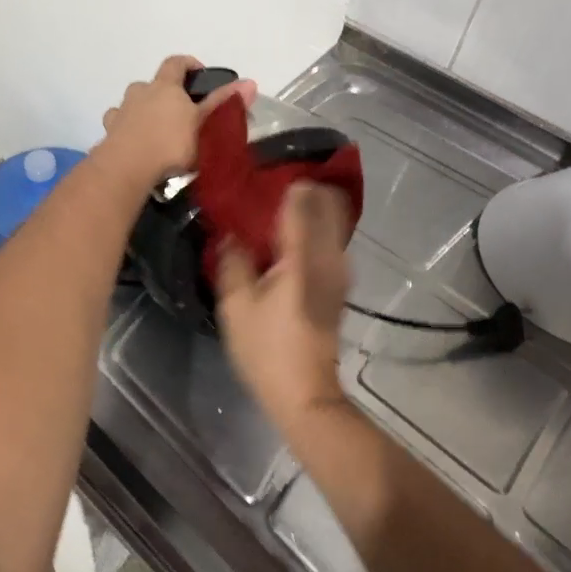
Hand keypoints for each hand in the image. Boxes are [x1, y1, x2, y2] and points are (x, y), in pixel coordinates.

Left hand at [98, 56, 253, 181]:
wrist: (128, 167)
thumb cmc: (171, 143)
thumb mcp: (205, 124)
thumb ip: (224, 103)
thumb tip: (250, 82)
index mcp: (165, 86)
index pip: (176, 62)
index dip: (188, 64)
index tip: (200, 74)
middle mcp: (140, 92)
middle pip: (152, 84)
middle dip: (164, 93)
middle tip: (179, 112)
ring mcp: (121, 111)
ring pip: (132, 102)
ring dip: (143, 110)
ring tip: (156, 130)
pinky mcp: (109, 131)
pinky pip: (118, 123)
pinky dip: (126, 128)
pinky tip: (134, 142)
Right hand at [215, 183, 354, 427]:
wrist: (305, 395)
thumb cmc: (267, 349)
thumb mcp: (234, 305)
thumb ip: (232, 260)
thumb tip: (231, 234)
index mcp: (302, 255)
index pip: (302, 200)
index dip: (283, 182)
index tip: (259, 176)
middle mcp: (328, 256)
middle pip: (327, 204)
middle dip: (302, 191)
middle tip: (267, 190)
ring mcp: (339, 272)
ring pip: (332, 222)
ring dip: (309, 210)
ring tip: (273, 211)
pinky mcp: (338, 286)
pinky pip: (329, 241)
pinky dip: (312, 231)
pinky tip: (286, 241)